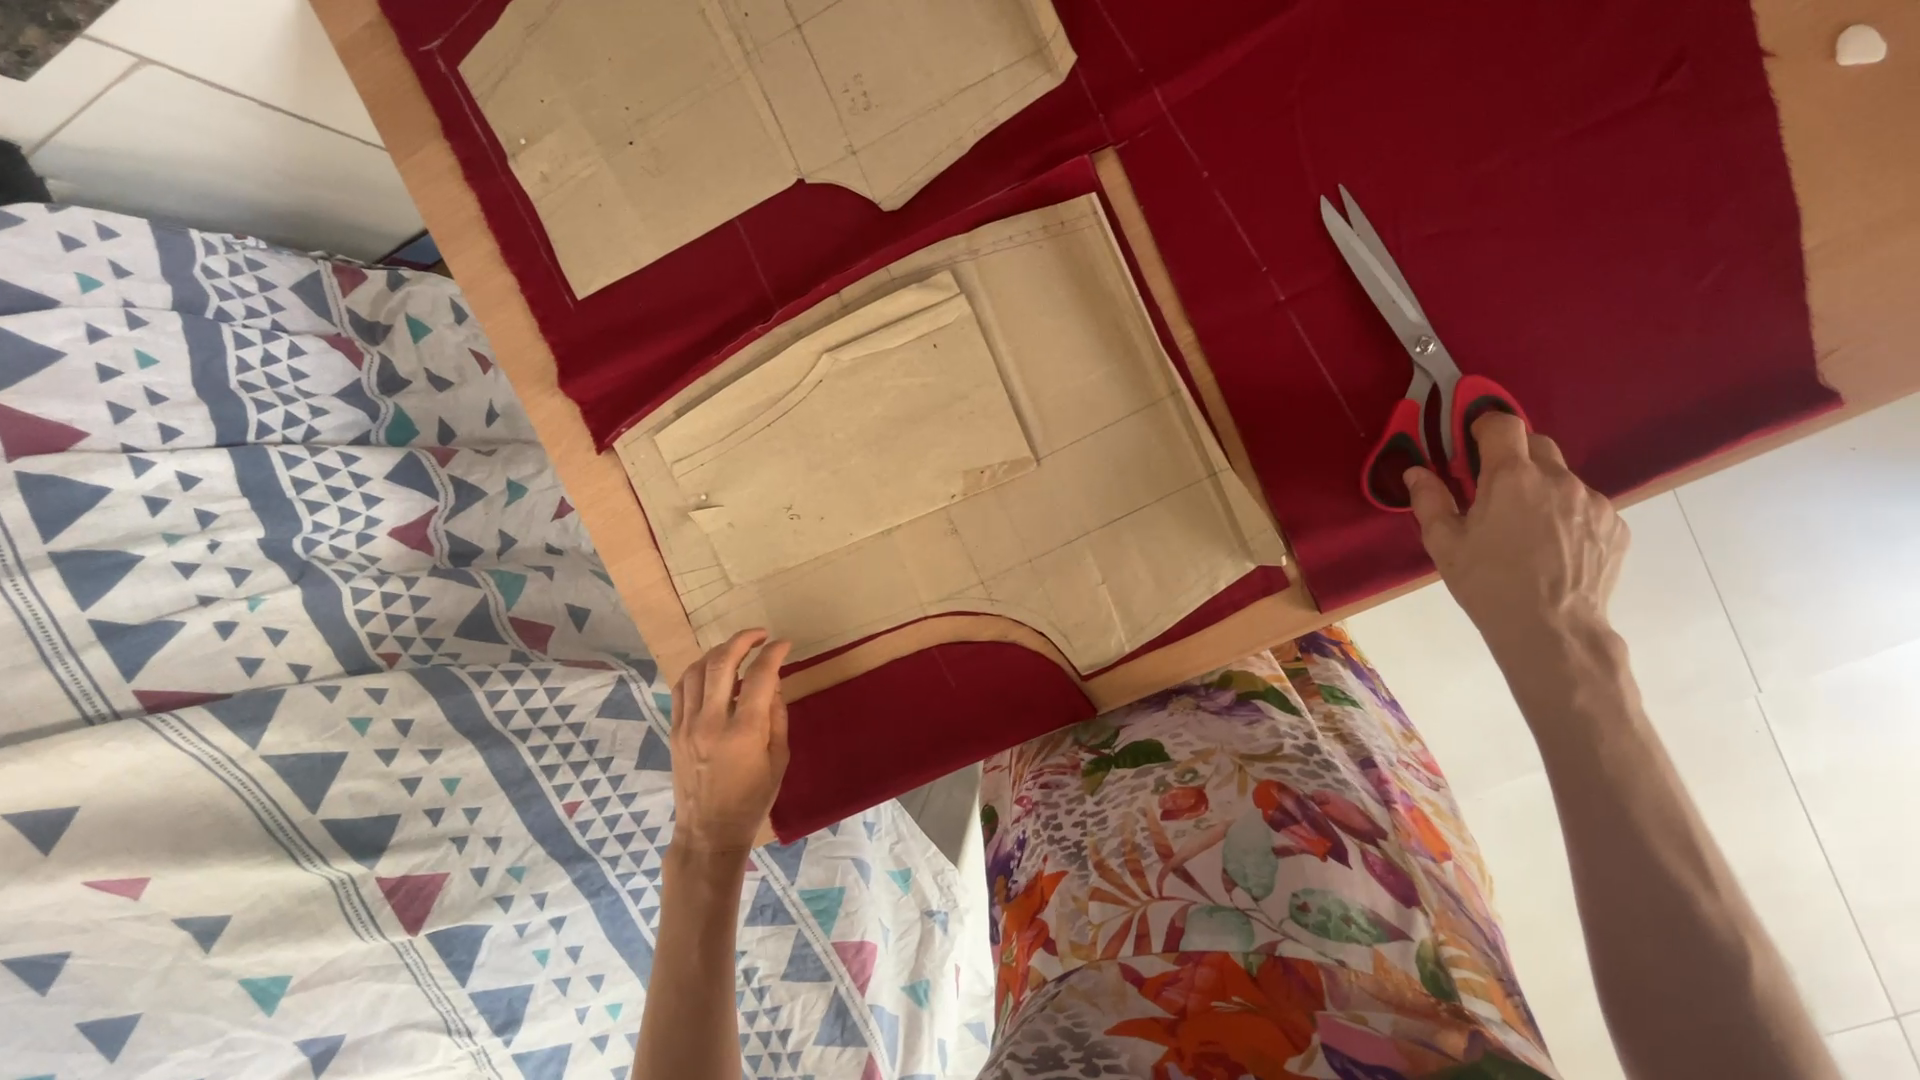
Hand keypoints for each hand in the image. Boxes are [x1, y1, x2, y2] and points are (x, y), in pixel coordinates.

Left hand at [669, 629, 792, 858]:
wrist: (709, 831)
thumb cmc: (752, 799)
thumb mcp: (779, 760)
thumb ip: (777, 717)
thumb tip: (773, 683)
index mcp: (744, 732)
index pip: (760, 677)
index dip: (774, 653)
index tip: (784, 644)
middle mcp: (712, 722)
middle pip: (722, 663)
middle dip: (742, 640)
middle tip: (759, 635)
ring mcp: (688, 725)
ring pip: (697, 670)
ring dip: (718, 651)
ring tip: (736, 649)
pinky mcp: (674, 730)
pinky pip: (681, 688)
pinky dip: (697, 670)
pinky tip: (711, 669)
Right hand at [1406, 412, 1628, 651]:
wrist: (1551, 629)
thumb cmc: (1487, 584)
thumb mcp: (1444, 544)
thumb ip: (1430, 500)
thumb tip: (1417, 472)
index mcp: (1512, 477)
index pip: (1504, 424)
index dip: (1485, 426)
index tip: (1472, 442)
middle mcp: (1558, 479)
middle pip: (1537, 445)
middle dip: (1514, 457)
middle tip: (1494, 489)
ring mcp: (1593, 501)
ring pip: (1562, 479)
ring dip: (1541, 490)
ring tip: (1526, 530)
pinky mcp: (1614, 525)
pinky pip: (1585, 506)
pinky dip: (1567, 516)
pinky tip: (1553, 548)